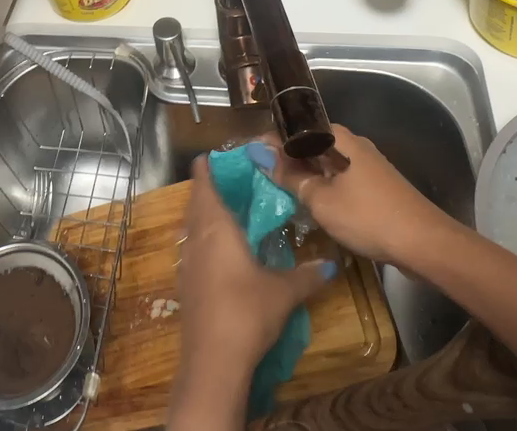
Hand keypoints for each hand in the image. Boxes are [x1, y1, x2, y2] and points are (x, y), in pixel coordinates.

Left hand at [177, 155, 333, 369]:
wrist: (213, 360)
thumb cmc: (246, 310)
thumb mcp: (283, 291)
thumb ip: (307, 275)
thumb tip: (331, 264)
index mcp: (215, 225)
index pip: (204, 182)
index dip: (209, 167)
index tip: (221, 157)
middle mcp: (195, 236)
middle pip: (197, 201)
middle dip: (211, 189)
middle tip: (236, 182)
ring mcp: (186, 261)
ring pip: (193, 226)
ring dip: (206, 215)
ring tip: (232, 213)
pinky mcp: (185, 284)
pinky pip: (193, 248)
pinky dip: (205, 240)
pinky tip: (224, 252)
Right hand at [245, 126, 459, 267]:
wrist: (425, 245)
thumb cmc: (369, 217)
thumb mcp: (321, 200)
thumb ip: (291, 178)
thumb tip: (262, 156)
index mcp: (340, 139)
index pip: (298, 129)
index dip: (274, 142)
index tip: (253, 157)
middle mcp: (354, 146)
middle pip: (313, 146)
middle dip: (289, 160)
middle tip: (264, 177)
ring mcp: (368, 167)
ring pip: (327, 165)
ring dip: (307, 177)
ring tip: (282, 192)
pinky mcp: (377, 188)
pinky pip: (341, 180)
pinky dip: (324, 189)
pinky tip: (311, 206)